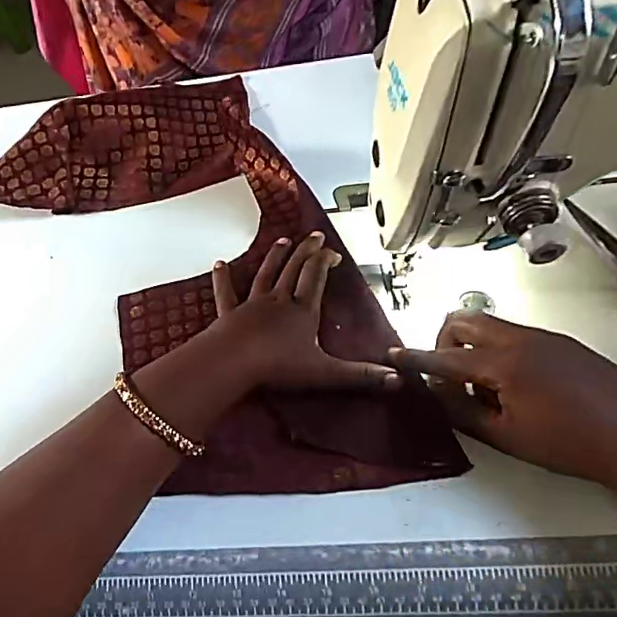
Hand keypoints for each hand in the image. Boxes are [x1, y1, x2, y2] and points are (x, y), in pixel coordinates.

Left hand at [208, 232, 399, 392]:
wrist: (234, 362)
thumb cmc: (278, 365)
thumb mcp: (325, 372)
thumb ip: (360, 375)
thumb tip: (397, 379)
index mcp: (302, 311)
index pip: (316, 278)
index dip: (325, 262)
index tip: (333, 252)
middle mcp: (278, 301)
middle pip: (294, 269)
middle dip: (306, 251)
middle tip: (314, 236)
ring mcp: (251, 305)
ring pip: (265, 275)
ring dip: (274, 258)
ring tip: (282, 242)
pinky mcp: (229, 315)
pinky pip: (226, 293)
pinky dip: (223, 278)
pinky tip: (219, 264)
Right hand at [390, 311, 616, 490]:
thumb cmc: (574, 444)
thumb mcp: (506, 437)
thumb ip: (463, 413)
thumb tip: (439, 397)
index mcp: (504, 363)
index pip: (445, 357)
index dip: (416, 359)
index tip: (397, 355)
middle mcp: (523, 340)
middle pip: (464, 321)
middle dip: (445, 343)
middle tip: (448, 376)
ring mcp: (547, 339)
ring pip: (491, 327)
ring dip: (474, 350)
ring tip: (488, 392)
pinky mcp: (566, 346)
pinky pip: (518, 338)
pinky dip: (501, 354)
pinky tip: (519, 390)